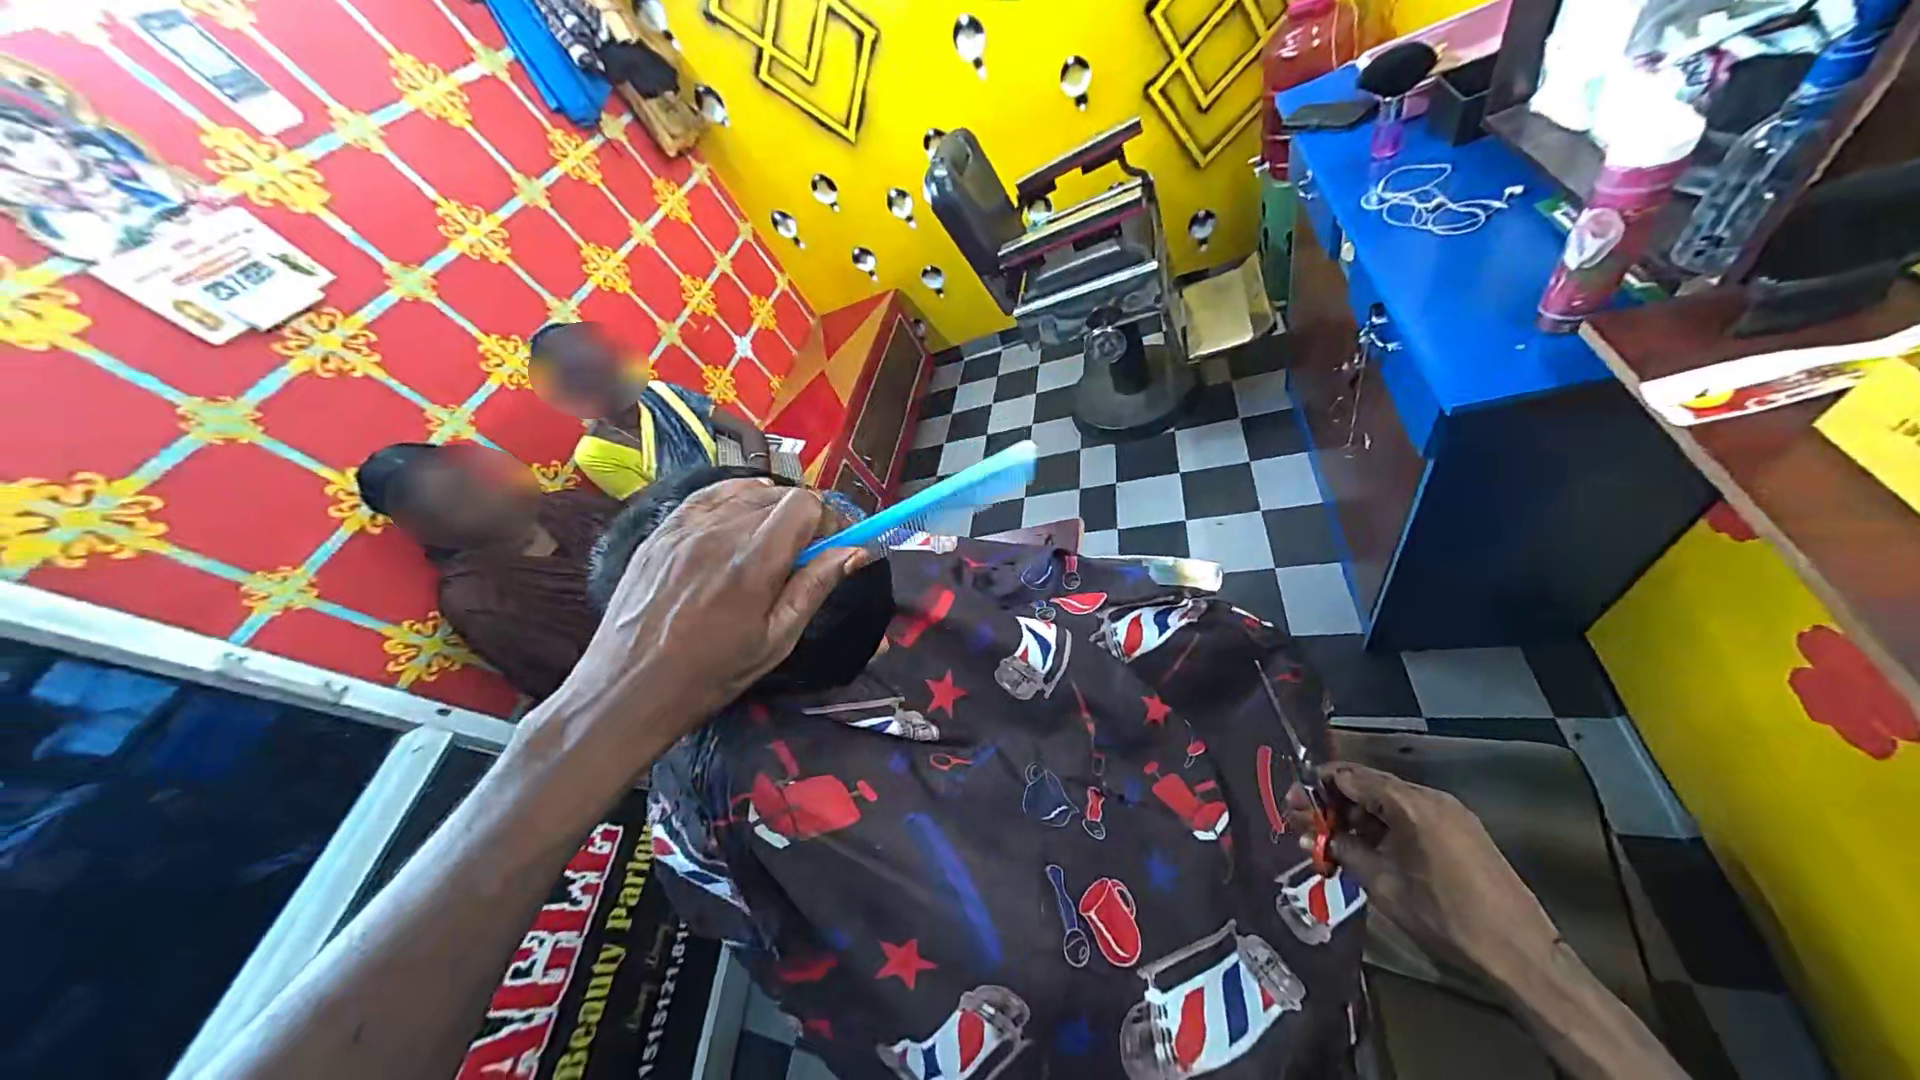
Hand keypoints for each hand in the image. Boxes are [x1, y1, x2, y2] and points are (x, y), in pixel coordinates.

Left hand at [564, 478, 865, 732]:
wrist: (628, 688)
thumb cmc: (710, 674)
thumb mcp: (776, 640)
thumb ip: (815, 586)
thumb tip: (856, 551)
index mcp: (754, 561)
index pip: (805, 505)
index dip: (829, 519)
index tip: (835, 543)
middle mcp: (720, 531)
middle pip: (779, 495)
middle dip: (805, 516)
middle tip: (809, 550)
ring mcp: (686, 527)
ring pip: (745, 491)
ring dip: (772, 508)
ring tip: (775, 540)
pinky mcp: (662, 531)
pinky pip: (708, 495)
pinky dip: (734, 497)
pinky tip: (741, 513)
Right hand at [1286, 762, 1560, 979]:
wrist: (1522, 955)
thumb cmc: (1445, 917)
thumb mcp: (1382, 883)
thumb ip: (1343, 849)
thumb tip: (1313, 835)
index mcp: (1409, 803)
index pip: (1348, 775)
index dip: (1316, 787)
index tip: (1294, 804)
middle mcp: (1430, 797)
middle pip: (1367, 783)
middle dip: (1335, 802)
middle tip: (1310, 825)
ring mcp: (1450, 812)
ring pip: (1388, 799)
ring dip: (1359, 815)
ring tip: (1338, 843)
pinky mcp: (1461, 829)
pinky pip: (1410, 813)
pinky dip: (1384, 824)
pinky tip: (1371, 849)